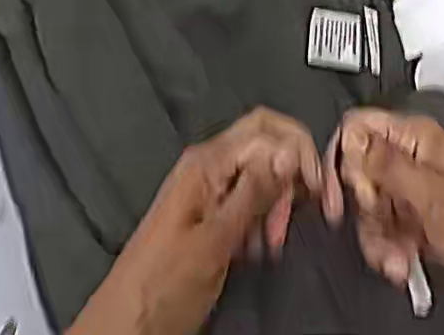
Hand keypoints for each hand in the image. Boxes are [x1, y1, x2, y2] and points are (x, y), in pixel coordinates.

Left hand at [68, 108, 323, 334]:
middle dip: (290, 173)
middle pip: (264, 143)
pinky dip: (262, 214)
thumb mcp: (217, 239)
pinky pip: (246, 195)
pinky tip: (259, 244)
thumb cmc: (164, 284)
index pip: (266, 128)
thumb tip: (289, 150)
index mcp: (207, 161)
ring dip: (277, 199)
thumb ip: (255, 190)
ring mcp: (206, 185)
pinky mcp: (207, 209)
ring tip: (273, 239)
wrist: (123, 325)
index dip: (299, 151)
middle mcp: (207, 164)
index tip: (319, 189)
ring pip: (259, 170)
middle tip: (302, 214)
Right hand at [323, 109, 443, 314]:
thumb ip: (383, 166)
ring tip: (396, 260)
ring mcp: (419, 184)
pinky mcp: (424, 212)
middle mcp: (413, 154)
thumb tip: (349, 142)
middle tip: (380, 233)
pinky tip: (404, 263)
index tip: (342, 198)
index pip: (356, 129)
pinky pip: (391, 223)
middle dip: (364, 209)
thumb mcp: (429, 196)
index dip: (342, 161)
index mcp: (414, 136)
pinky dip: (392, 245)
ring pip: (374, 201)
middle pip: (361, 170)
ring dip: (378, 235)